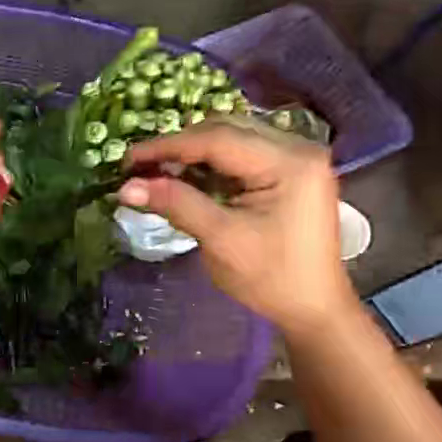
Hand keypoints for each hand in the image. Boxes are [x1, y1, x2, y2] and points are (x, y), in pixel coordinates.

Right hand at [119, 119, 352, 336]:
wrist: (315, 309)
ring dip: (195, 155)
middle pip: (227, 131)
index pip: (218, 139)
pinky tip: (189, 180)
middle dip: (180, 147)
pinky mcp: (292, 174)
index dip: (168, 146)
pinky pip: (245, 157)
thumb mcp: (221, 241)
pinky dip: (214, 166)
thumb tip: (127, 187)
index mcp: (288, 162)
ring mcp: (298, 159)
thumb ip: (177, 205)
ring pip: (234, 141)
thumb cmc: (272, 279)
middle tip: (140, 166)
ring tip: (159, 173)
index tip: (129, 158)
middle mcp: (298, 148)